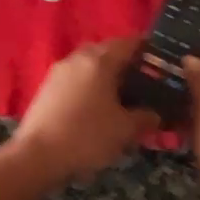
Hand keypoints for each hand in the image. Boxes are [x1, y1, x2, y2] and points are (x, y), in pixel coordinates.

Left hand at [9, 36, 160, 180]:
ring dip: (107, 77)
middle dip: (127, 65)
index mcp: (99, 60)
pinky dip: (90, 87)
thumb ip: (146, 117)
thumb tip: (155, 114)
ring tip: (122, 98)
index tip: (162, 62)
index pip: (130, 42)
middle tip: (145, 84)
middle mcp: (77, 58)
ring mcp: (58, 72)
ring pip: (90, 66)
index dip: (149, 49)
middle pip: (108, 52)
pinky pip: (76, 80)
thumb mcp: (125, 130)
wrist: (36, 157)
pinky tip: (97, 109)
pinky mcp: (46, 88)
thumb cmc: (86, 137)